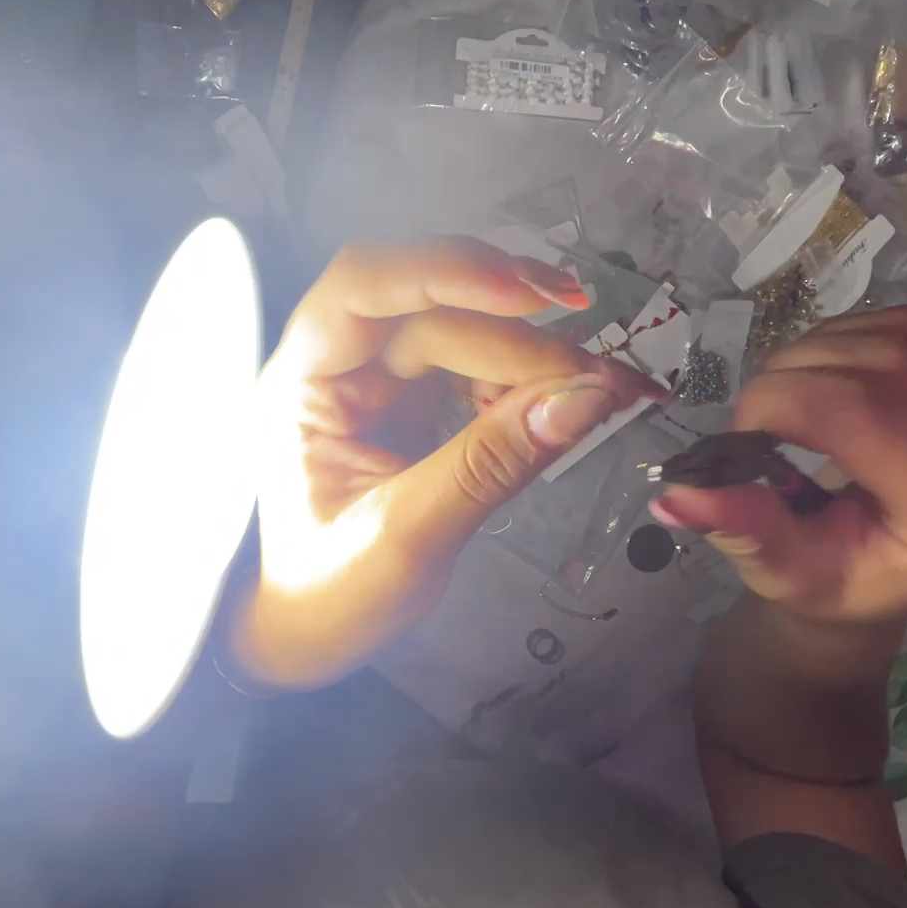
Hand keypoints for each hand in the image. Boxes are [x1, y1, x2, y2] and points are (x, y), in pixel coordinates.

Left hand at [228, 240, 660, 688]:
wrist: (309, 634)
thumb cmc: (329, 596)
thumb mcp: (406, 538)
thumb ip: (489, 466)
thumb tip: (585, 399)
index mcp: (300, 386)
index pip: (362, 287)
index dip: (447, 273)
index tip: (534, 296)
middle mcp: (335, 367)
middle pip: (432, 314)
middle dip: (520, 339)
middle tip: (604, 378)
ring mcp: (375, 383)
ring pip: (462, 334)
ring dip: (535, 356)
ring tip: (606, 389)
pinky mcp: (410, 403)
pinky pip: (476, 370)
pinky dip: (526, 384)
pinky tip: (563, 405)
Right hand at [651, 306, 906, 623]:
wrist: (892, 574)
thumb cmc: (837, 586)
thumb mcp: (785, 571)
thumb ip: (742, 530)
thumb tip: (674, 496)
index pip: (865, 413)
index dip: (780, 403)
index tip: (740, 436)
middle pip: (880, 366)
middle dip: (791, 377)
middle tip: (755, 420)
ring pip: (892, 338)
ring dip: (814, 356)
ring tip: (785, 403)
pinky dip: (844, 342)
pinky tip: (825, 379)